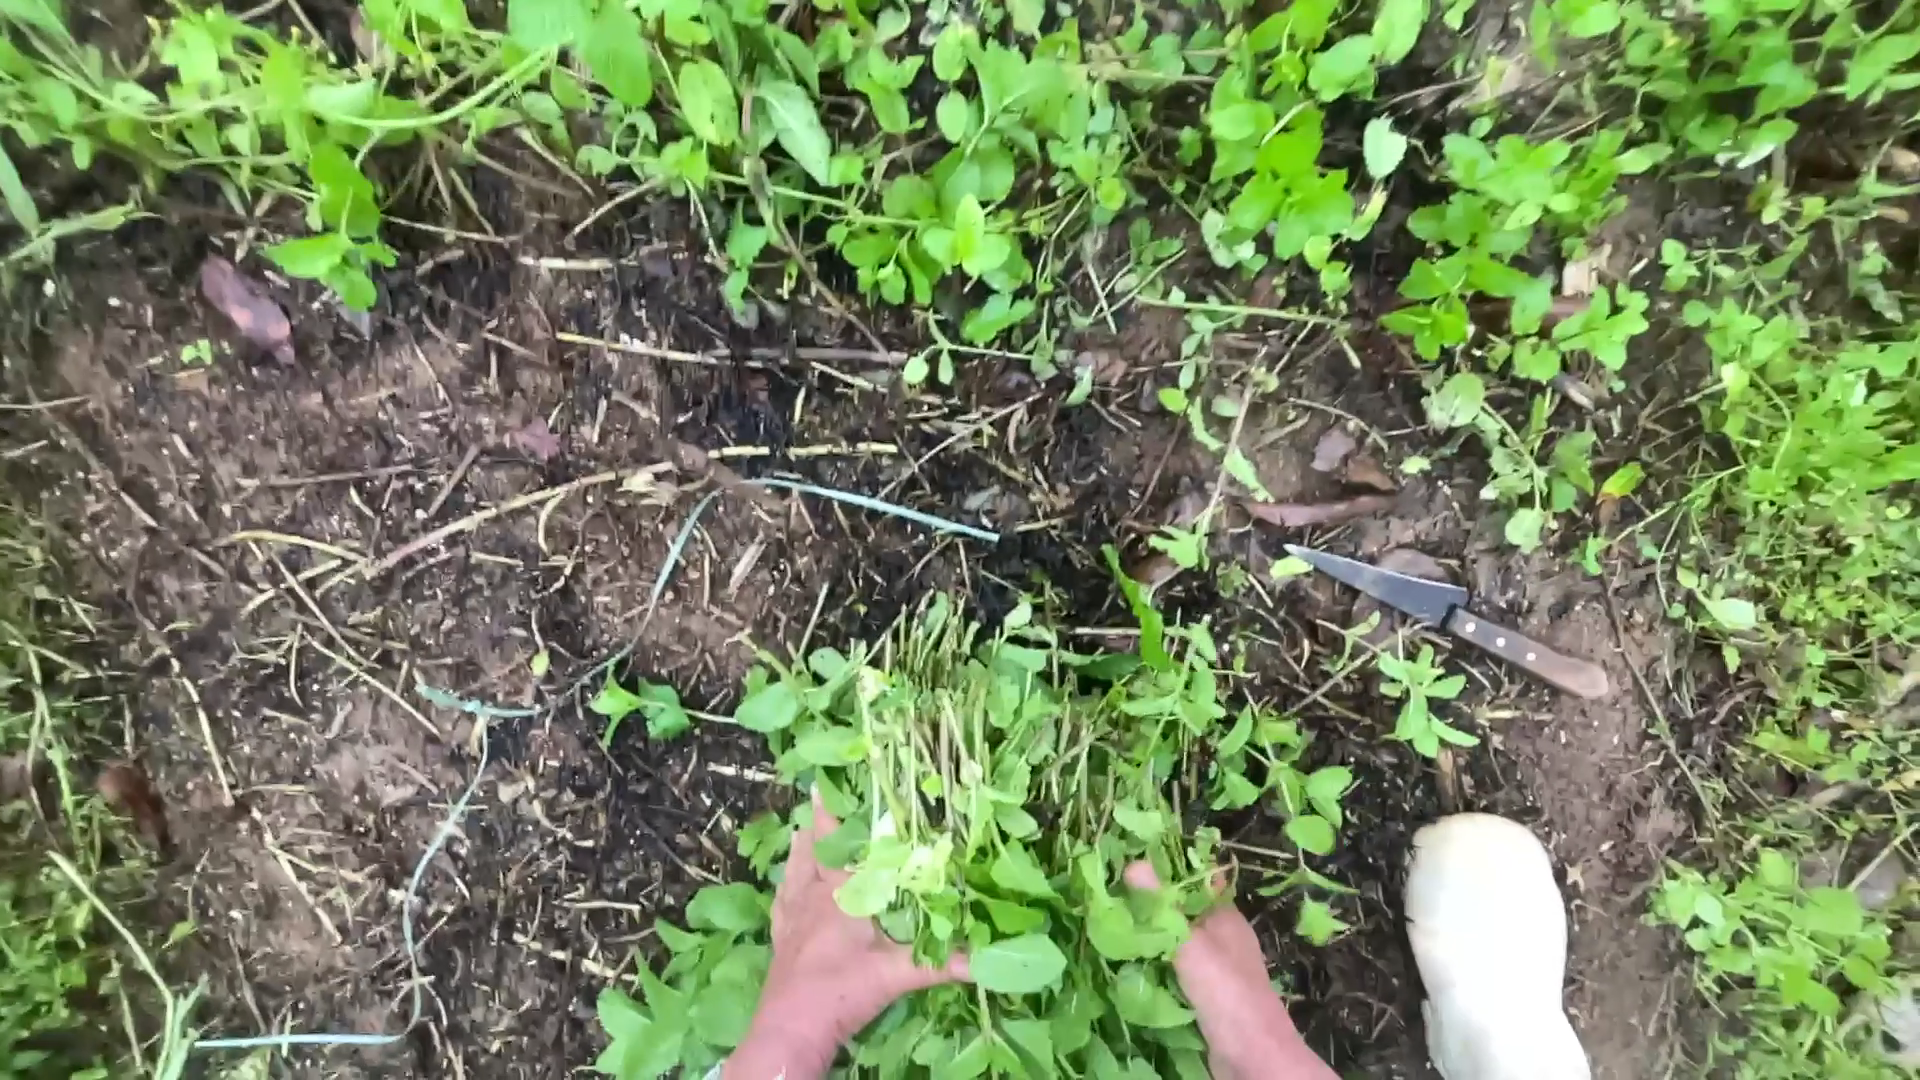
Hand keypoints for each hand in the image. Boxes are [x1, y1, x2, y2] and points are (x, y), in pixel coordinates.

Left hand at [725, 793, 968, 1079]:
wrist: (791, 1030)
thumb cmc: (841, 992)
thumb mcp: (895, 976)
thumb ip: (938, 963)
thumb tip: (982, 959)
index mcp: (838, 896)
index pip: (836, 847)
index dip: (829, 816)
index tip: (821, 786)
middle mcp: (811, 899)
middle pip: (810, 854)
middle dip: (815, 828)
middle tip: (815, 802)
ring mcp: (792, 920)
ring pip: (792, 875)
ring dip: (797, 853)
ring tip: (798, 832)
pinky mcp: (780, 942)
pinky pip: (780, 905)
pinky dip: (784, 890)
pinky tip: (783, 889)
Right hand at [1124, 862, 1338, 1079]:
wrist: (1254, 1059)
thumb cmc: (1226, 990)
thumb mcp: (1190, 942)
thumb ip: (1161, 905)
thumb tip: (1131, 862)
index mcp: (1225, 914)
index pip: (1196, 877)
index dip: (1168, 866)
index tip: (1132, 859)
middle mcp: (1222, 936)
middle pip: (1183, 909)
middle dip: (1153, 902)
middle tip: (1113, 893)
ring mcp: (1216, 967)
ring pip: (1178, 940)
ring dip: (1152, 936)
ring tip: (1115, 924)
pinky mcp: (1207, 995)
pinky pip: (1177, 969)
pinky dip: (1157, 965)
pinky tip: (1132, 964)